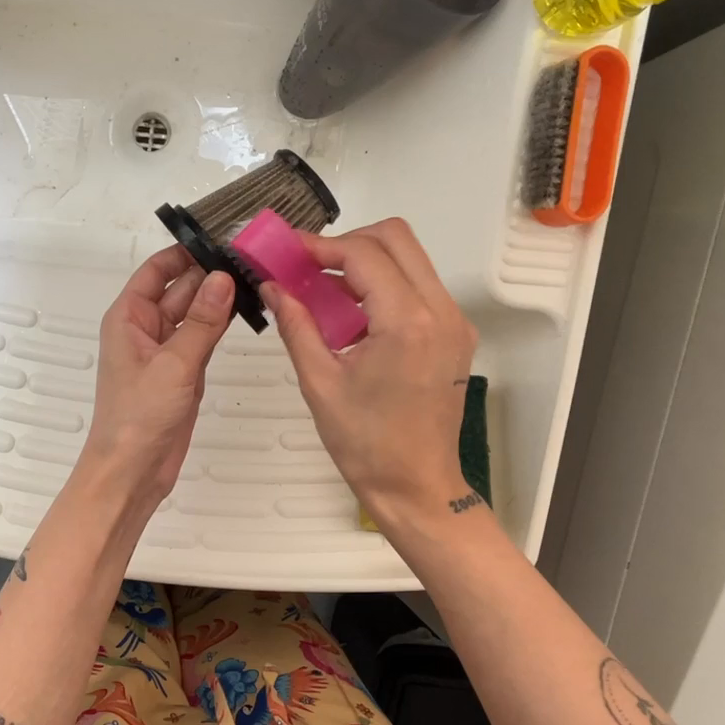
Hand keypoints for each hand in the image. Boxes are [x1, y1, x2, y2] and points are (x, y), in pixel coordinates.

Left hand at [78, 246, 234, 504]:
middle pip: (180, 288)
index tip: (223, 236)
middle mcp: (145, 329)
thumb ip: (201, 321)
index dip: (186, 252)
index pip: (156, 270)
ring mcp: (166, 351)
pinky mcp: (184, 372)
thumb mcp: (173, 365)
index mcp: (129, 318)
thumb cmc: (139, 416)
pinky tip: (248, 308)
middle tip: (255, 253)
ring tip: (259, 273)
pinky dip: (222, 325)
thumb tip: (223, 277)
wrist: (132, 471)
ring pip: (195, 313)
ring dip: (220, 297)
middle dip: (211, 272)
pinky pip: (203, 337)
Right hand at [260, 218, 478, 527]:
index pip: (365, 255)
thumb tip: (272, 287)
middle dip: (346, 243)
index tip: (286, 253)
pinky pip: (417, 287)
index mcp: (407, 323)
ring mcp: (453, 322)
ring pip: (410, 259)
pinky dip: (382, 285)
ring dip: (364, 263)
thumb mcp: (319, 382)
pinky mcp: (453, 335)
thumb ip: (296, 326)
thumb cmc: (364, 443)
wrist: (415, 485)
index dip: (320, 246)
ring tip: (321, 289)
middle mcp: (440, 312)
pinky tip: (349, 313)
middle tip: (306, 266)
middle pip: (396, 239)